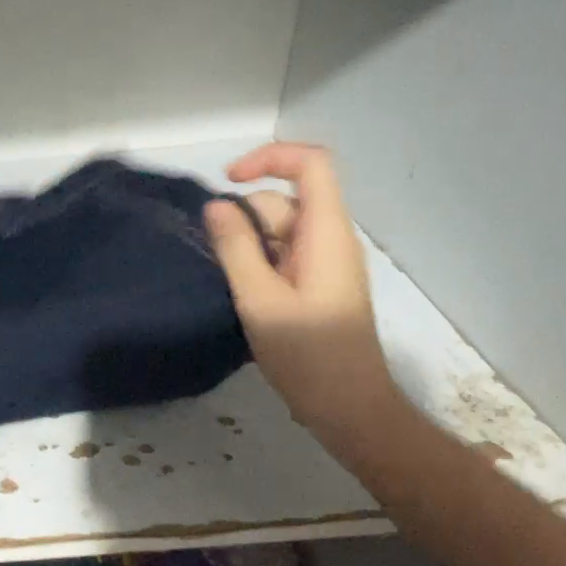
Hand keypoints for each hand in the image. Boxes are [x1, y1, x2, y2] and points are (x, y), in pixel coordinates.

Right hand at [204, 142, 403, 435]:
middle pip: (287, 200)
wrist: (348, 406)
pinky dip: (259, 264)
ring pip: (281, 232)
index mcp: (326, 233)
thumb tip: (216, 206)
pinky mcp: (318, 287)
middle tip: (221, 261)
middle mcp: (331, 239)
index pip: (310, 164)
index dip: (269, 159)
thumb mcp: (260, 299)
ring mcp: (326, 264)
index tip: (226, 182)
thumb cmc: (308, 354)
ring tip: (232, 287)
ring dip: (249, 246)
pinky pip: (285, 257)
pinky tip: (244, 296)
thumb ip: (235, 248)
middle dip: (246, 218)